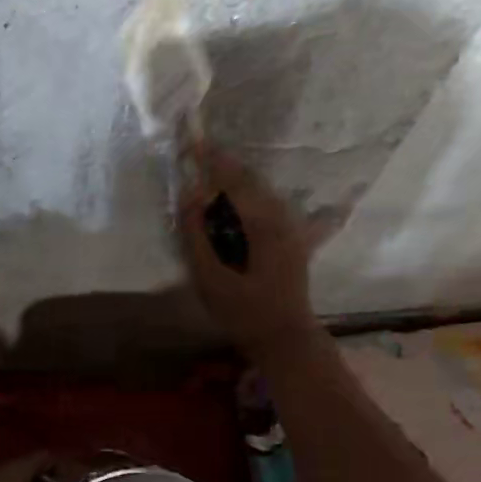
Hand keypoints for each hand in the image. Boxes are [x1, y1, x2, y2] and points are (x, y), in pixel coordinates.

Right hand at [180, 146, 320, 357]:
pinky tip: (233, 200)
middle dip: (222, 164)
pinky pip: (267, 205)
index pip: (232, 180)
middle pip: (249, 179)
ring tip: (209, 171)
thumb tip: (189, 196)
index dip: (210, 159)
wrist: (286, 340)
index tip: (191, 142)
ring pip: (260, 191)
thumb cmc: (245, 313)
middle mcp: (280, 218)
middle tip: (196, 152)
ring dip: (234, 178)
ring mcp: (290, 228)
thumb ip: (197, 236)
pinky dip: (247, 195)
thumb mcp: (211, 279)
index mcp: (262, 224)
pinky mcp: (291, 239)